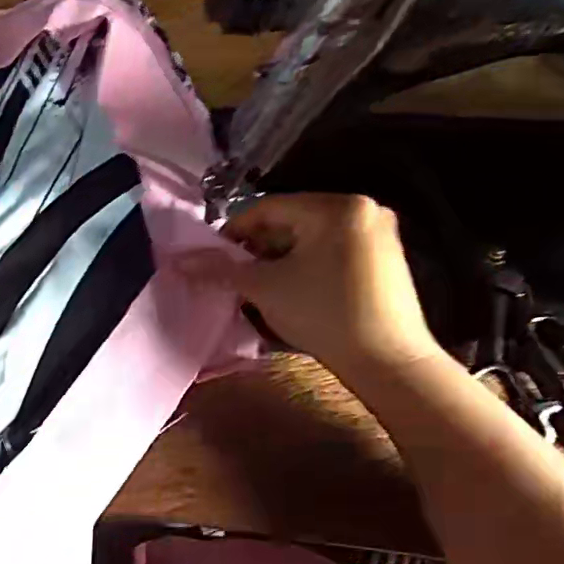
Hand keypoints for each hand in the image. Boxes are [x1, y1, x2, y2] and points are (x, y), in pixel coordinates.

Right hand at [186, 193, 443, 384]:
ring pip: (308, 237)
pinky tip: (290, 291)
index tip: (211, 259)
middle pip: (289, 220)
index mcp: (334, 207)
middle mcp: (361, 209)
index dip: (232, 232)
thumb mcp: (263, 288)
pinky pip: (329, 249)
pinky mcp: (382, 257)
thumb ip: (220, 269)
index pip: (267, 207)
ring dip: (276, 259)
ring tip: (258, 287)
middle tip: (233, 276)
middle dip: (256, 248)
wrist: (384, 356)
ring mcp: (376, 233)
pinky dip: (302, 265)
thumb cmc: (321, 312)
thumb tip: (180, 262)